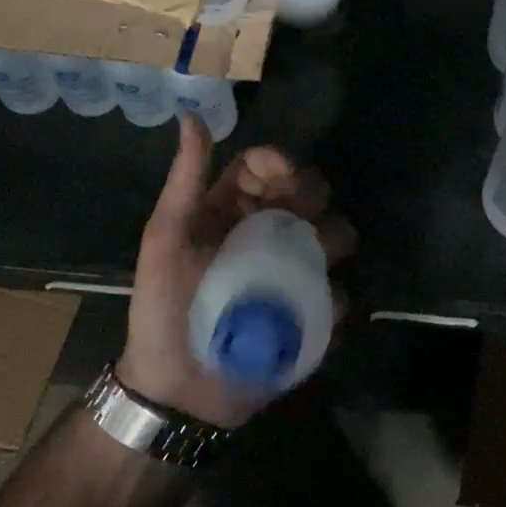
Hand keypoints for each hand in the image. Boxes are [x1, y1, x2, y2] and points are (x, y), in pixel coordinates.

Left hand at [117, 114, 353, 428]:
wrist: (178, 391)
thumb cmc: (164, 310)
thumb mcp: (166, 241)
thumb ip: (185, 181)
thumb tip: (191, 115)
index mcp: (228, 211)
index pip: (262, 168)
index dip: (278, 162)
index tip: (284, 174)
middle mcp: (266, 235)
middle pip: (308, 195)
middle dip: (313, 197)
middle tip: (301, 219)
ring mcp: (293, 274)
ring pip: (336, 238)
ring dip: (333, 242)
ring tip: (314, 265)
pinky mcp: (311, 313)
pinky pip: (341, 293)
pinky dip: (335, 298)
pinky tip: (315, 309)